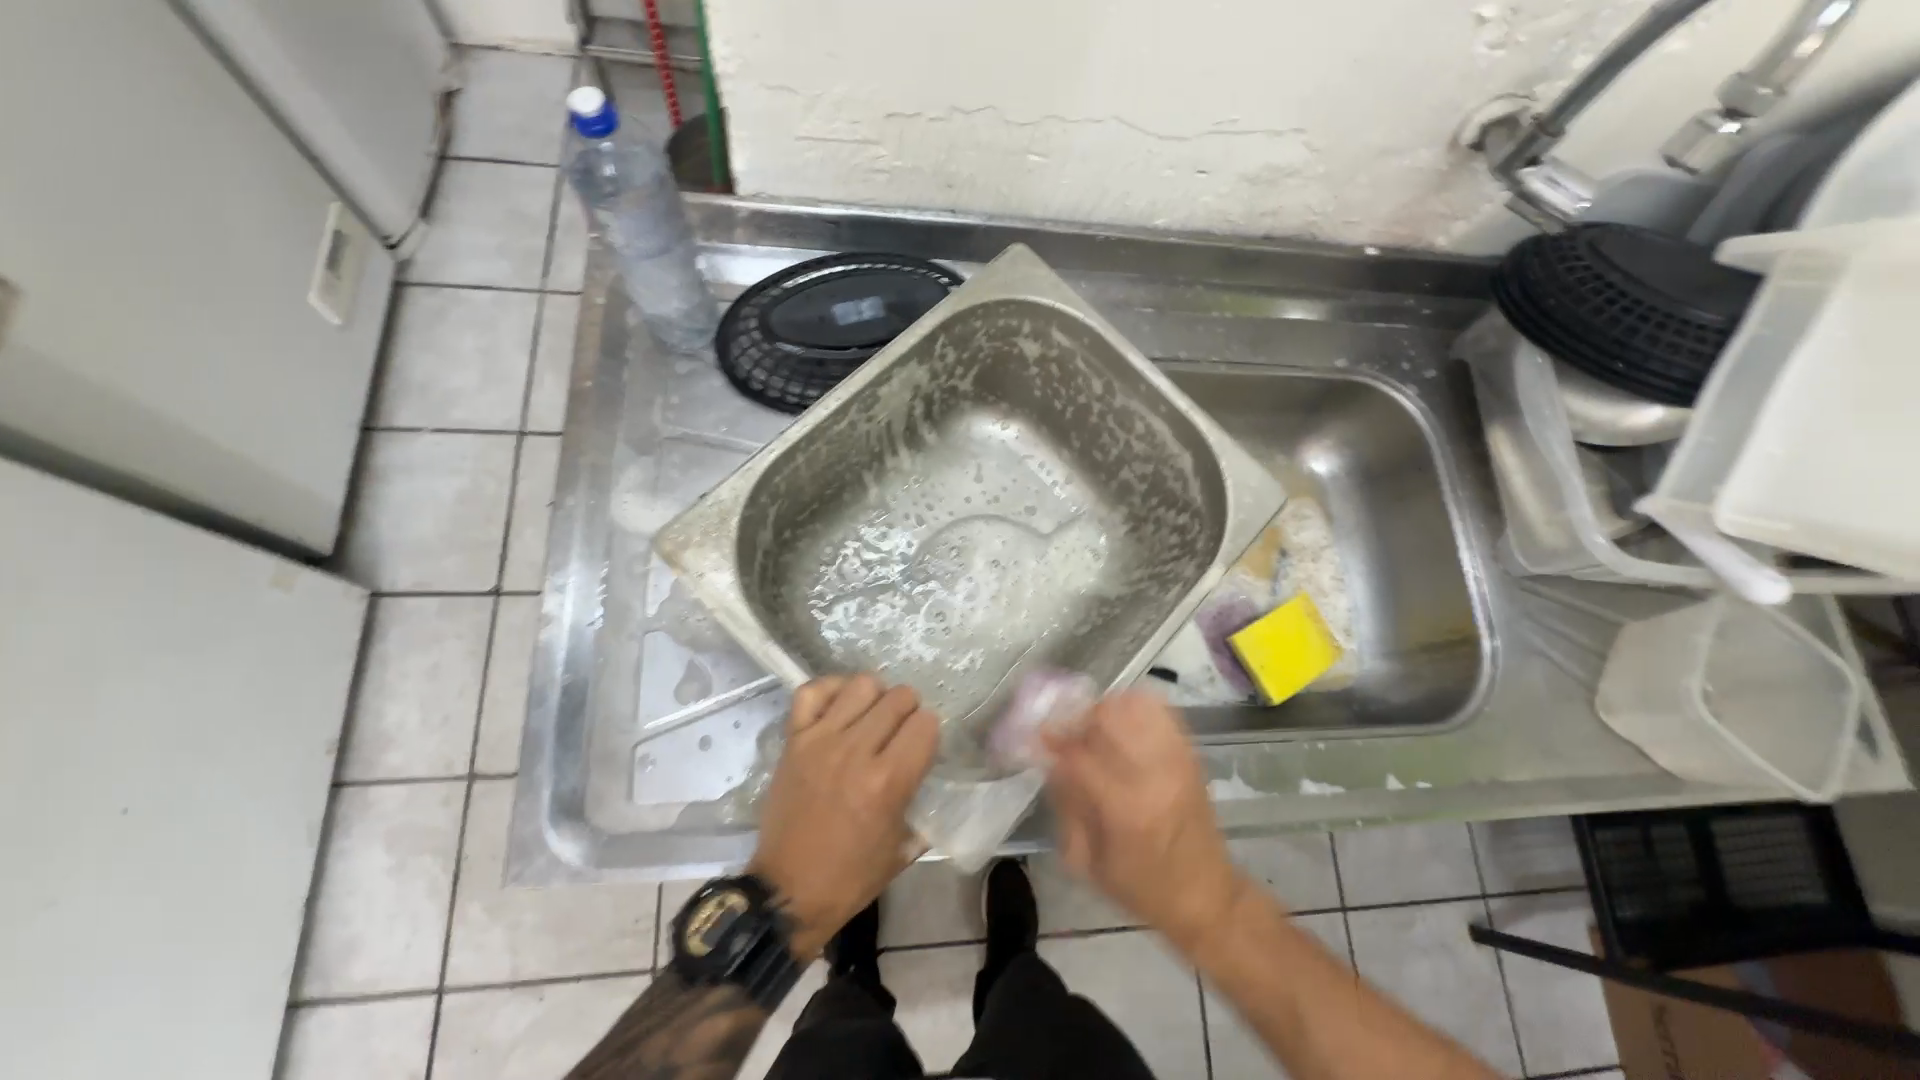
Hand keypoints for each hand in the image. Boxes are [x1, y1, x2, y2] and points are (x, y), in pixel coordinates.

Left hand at [749, 675, 939, 959]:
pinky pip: (812, 693)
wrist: (788, 890)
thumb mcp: (903, 849)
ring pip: (861, 686)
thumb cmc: (850, 878)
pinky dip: (831, 691)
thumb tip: (934, 778)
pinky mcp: (793, 741)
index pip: (926, 724)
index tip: (924, 747)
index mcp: (888, 782)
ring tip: (872, 717)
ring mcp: (820, 741)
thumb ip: (924, 808)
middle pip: (898, 698)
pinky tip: (841, 708)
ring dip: (876, 697)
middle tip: (901, 733)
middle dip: (909, 711)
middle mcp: (855, 752)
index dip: (930, 733)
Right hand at [1043, 689, 1248, 957]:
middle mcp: (1153, 774)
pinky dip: (1134, 709)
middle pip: (1106, 716)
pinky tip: (1122, 727)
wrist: (1207, 895)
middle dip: (1077, 720)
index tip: (1034, 741)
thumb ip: (1067, 807)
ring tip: (1095, 731)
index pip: (1077, 754)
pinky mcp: (1190, 754)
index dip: (1049, 741)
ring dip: (1105, 712)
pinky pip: (1160, 711)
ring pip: (1133, 705)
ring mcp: (1176, 759)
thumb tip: (1050, 763)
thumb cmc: (1143, 888)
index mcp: (1124, 808)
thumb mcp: (1088, 862)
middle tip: (1066, 735)